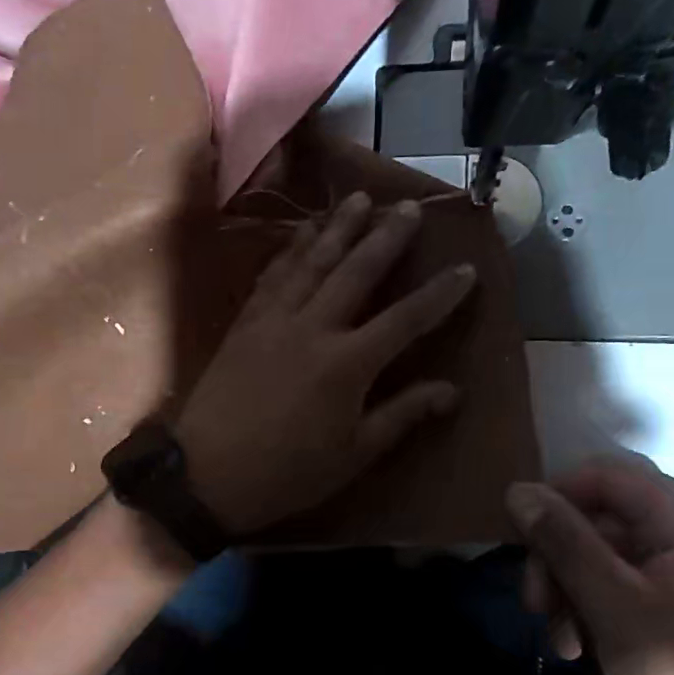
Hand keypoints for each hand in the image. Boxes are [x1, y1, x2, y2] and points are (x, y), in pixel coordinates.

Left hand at [175, 191, 474, 533]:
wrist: (207, 475)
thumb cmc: (291, 472)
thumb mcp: (355, 452)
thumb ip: (403, 413)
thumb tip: (452, 391)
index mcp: (347, 364)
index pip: (405, 320)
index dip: (439, 295)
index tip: (467, 270)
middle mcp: (314, 328)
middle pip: (357, 272)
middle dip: (386, 237)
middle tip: (408, 206)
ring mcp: (275, 320)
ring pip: (312, 262)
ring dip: (339, 227)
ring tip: (359, 198)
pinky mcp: (246, 323)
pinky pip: (274, 275)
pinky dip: (292, 249)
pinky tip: (303, 232)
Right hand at [506, 456, 673, 674]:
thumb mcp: (616, 613)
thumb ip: (566, 545)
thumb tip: (518, 490)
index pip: (613, 476)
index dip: (558, 498)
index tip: (521, 543)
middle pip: (615, 516)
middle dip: (566, 557)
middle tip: (537, 610)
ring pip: (623, 553)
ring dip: (582, 588)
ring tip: (565, 645)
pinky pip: (645, 582)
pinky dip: (609, 606)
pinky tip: (591, 648)